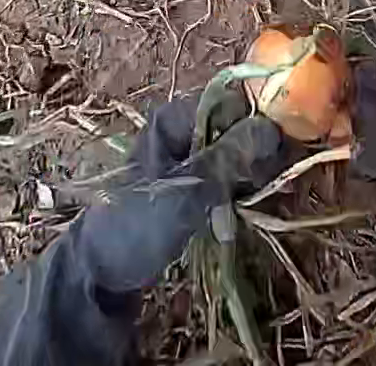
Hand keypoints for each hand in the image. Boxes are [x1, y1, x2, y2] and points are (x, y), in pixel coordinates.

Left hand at [0, 95, 288, 365]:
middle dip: (258, 148)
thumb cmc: (137, 224)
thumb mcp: (186, 189)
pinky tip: (248, 200)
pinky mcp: (198, 174)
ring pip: (240, 145)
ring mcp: (193, 150)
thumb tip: (274, 127)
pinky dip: (244, 182)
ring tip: (254, 194)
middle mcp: (187, 125)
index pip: (234, 100)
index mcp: (177, 116)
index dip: (258, 120)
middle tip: (265, 178)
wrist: (101, 276)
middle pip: (240, 121)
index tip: (273, 150)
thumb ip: (230, 155)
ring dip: (253, 169)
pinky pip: (232, 166)